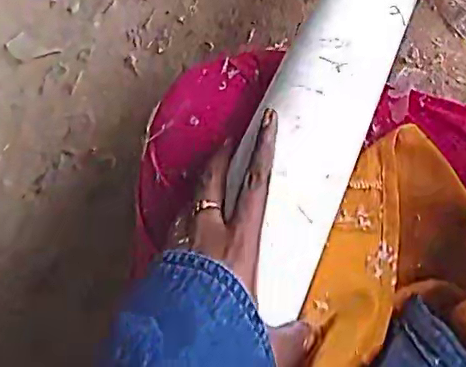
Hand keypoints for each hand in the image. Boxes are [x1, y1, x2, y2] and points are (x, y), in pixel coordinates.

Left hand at [172, 110, 315, 366]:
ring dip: (198, 184)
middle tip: (229, 138)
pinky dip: (179, 217)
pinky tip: (180, 222)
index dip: (263, 148)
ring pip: (189, 200)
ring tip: (204, 176)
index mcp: (239, 242)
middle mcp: (208, 235)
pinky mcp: (157, 265)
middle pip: (214, 179)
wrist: (168, 358)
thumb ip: (287, 333)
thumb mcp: (263, 337)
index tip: (267, 122)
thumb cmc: (220, 336)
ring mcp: (180, 246)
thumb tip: (308, 334)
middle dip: (222, 154)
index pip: (256, 182)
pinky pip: (171, 228)